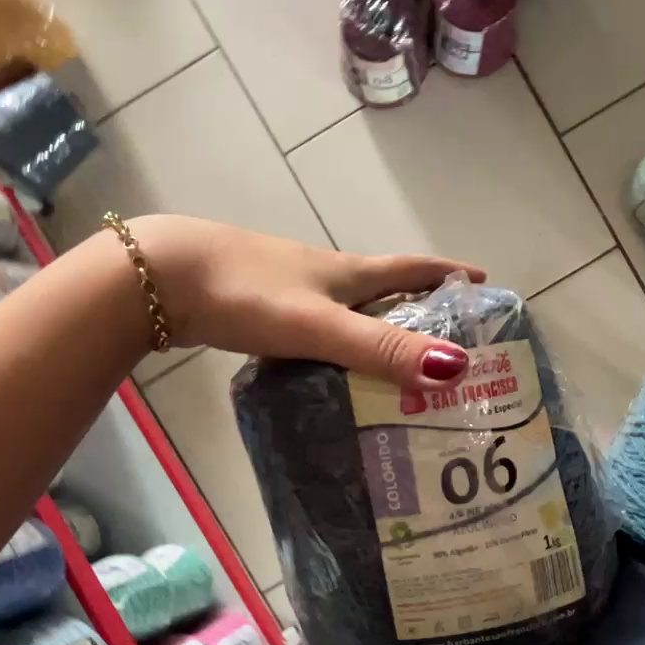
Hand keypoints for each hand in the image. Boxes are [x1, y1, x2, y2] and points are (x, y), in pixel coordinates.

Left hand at [112, 214, 485, 388]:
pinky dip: (336, 351)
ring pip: (347, 314)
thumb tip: (456, 369)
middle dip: (420, 310)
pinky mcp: (259, 313)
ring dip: (377, 333)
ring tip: (399, 370)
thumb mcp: (321, 323)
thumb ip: (381, 348)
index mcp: (346, 273)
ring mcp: (288, 293)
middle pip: (383, 291)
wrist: (160, 279)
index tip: (483, 281)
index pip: (411, 269)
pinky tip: (332, 375)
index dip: (448, 274)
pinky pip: (315, 333)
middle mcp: (322, 277)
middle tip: (449, 345)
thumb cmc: (246, 293)